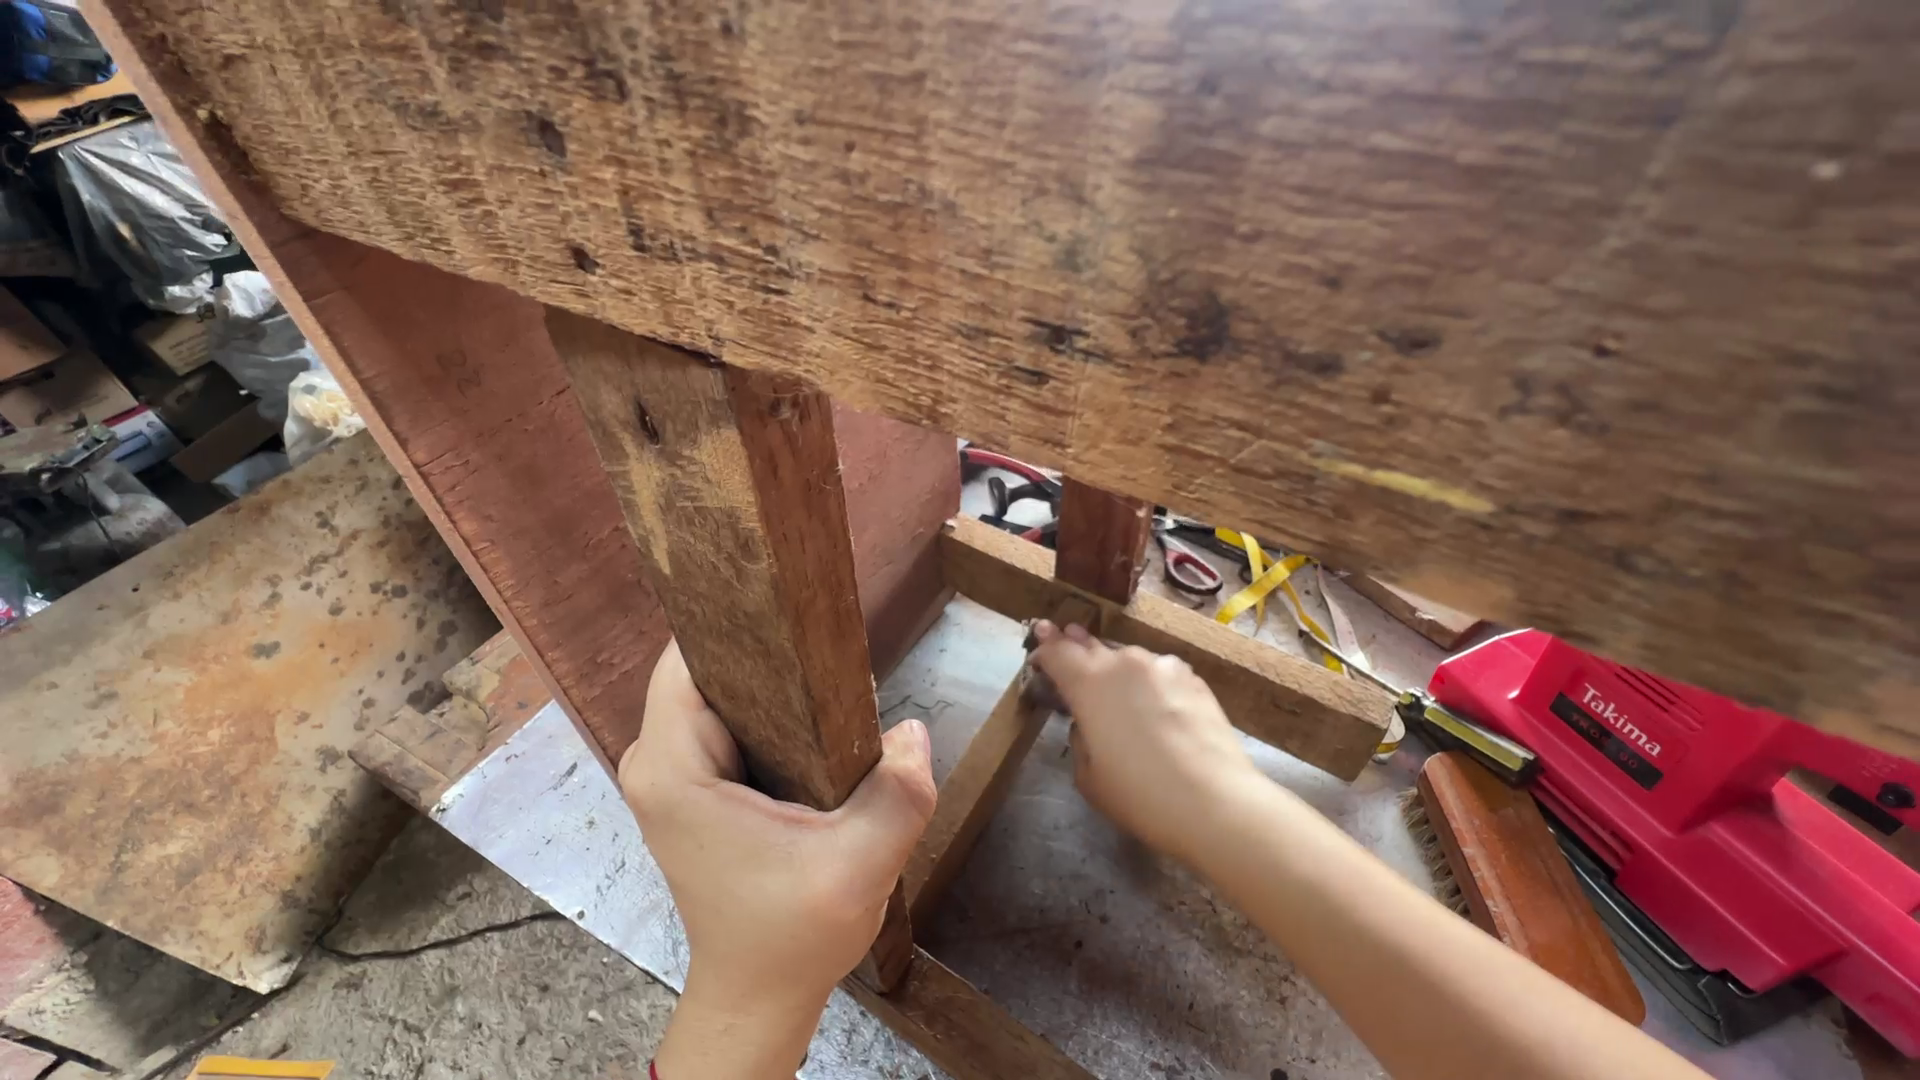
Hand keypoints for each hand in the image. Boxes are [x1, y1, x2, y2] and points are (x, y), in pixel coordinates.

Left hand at [619, 641, 935, 1074]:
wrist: (760, 993)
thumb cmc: (794, 934)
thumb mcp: (860, 866)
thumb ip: (897, 795)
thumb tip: (912, 732)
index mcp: (674, 769)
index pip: (689, 658)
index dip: (740, 622)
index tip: (797, 604)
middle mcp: (659, 761)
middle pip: (708, 668)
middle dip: (771, 651)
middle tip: (836, 647)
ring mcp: (675, 772)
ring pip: (722, 690)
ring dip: (776, 680)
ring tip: (835, 676)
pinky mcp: (695, 783)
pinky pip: (729, 717)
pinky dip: (772, 708)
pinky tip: (819, 711)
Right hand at [1030, 620, 1262, 861]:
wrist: (1214, 802)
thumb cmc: (1140, 795)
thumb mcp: (1088, 776)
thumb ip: (1081, 738)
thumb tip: (1090, 723)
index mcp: (1088, 683)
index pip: (1057, 651)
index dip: (1046, 645)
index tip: (1040, 635)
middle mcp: (1124, 663)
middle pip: (1092, 647)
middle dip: (1077, 646)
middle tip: (1068, 638)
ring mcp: (1162, 666)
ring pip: (1130, 660)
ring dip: (1118, 670)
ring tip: (1120, 692)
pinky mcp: (1194, 678)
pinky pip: (1160, 673)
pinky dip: (1151, 683)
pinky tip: (1158, 708)